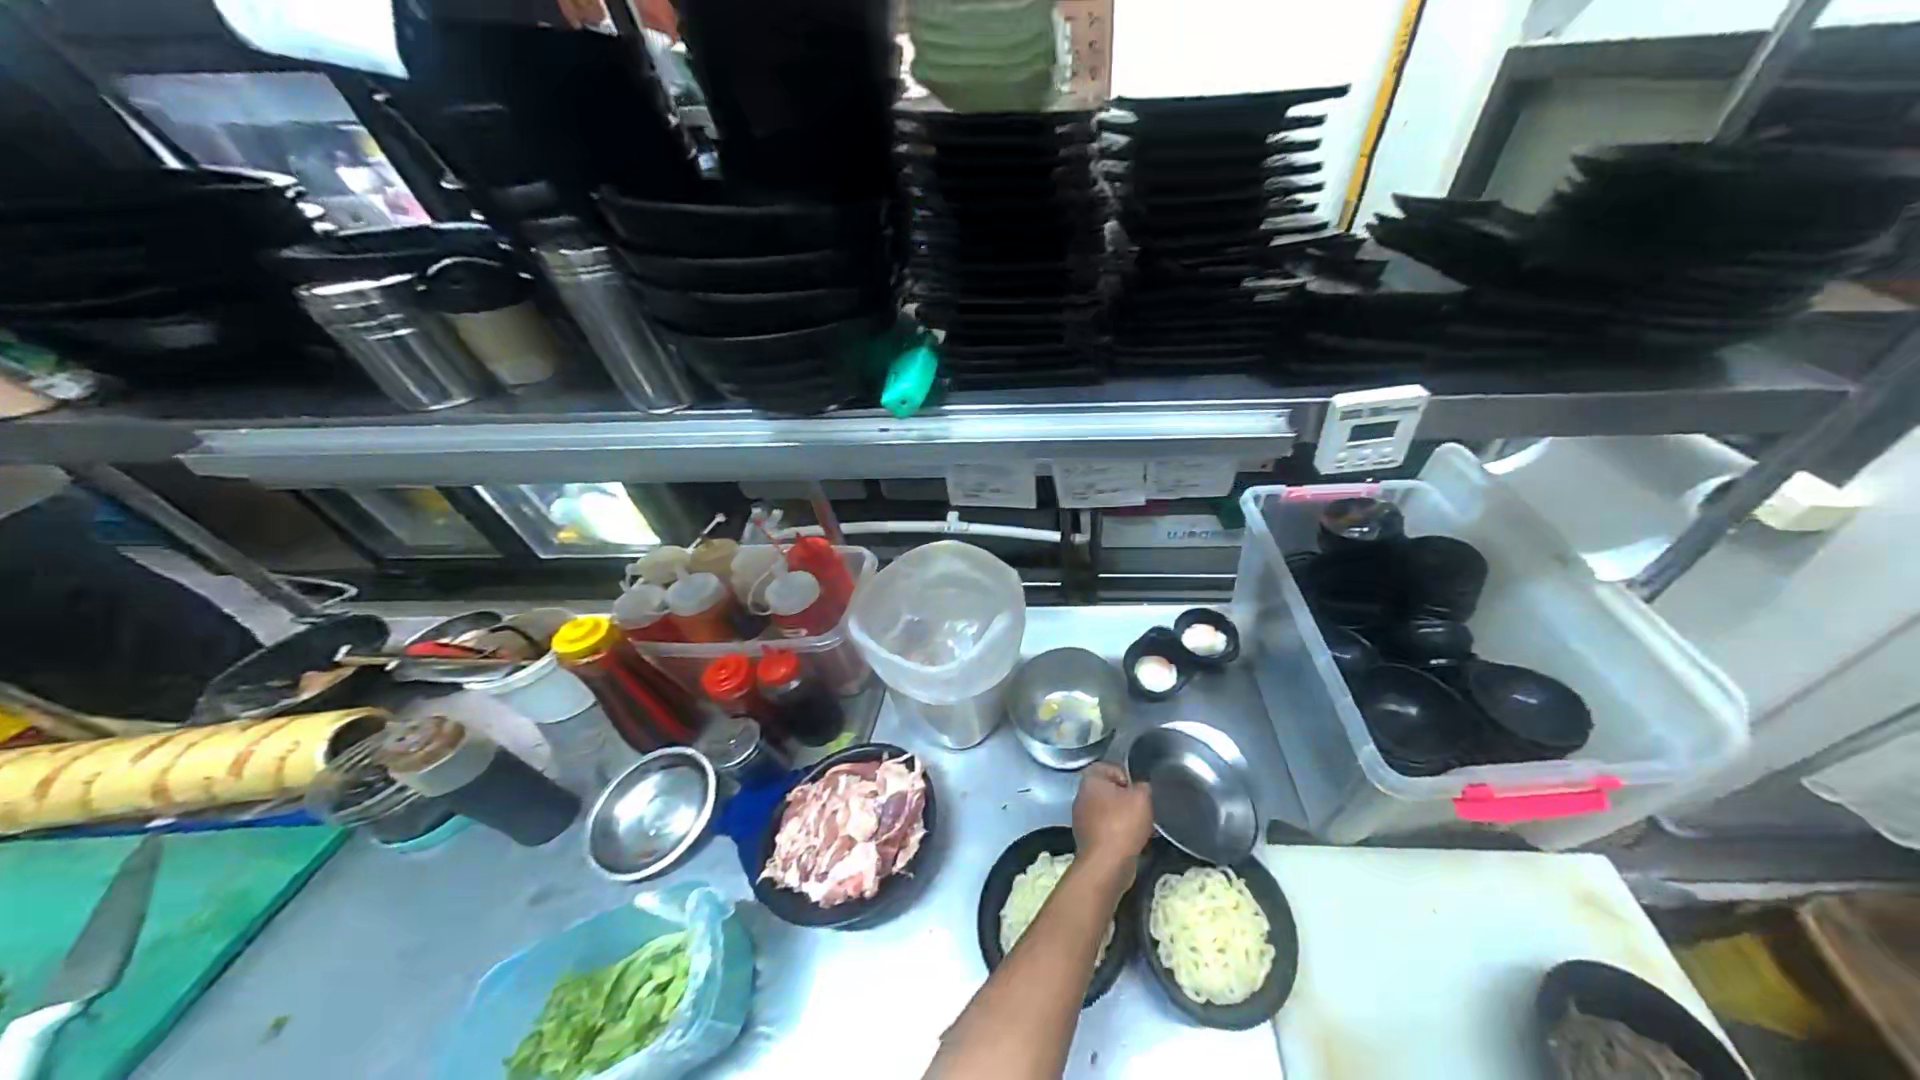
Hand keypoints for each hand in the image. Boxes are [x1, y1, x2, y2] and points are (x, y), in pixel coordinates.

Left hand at [1072, 762, 1152, 880]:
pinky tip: (1133, 842)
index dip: (1126, 775)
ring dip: (1124, 817)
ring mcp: (1081, 819)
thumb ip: (1144, 786)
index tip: (1138, 790)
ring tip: (1141, 827)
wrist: (1106, 864)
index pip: (1107, 767)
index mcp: (1090, 781)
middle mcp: (1081, 796)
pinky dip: (1119, 833)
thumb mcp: (1142, 798)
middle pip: (1109, 791)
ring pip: (1108, 811)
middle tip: (1142, 809)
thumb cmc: (1122, 824)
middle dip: (1127, 799)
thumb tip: (1141, 787)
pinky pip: (1106, 829)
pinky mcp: (1087, 839)